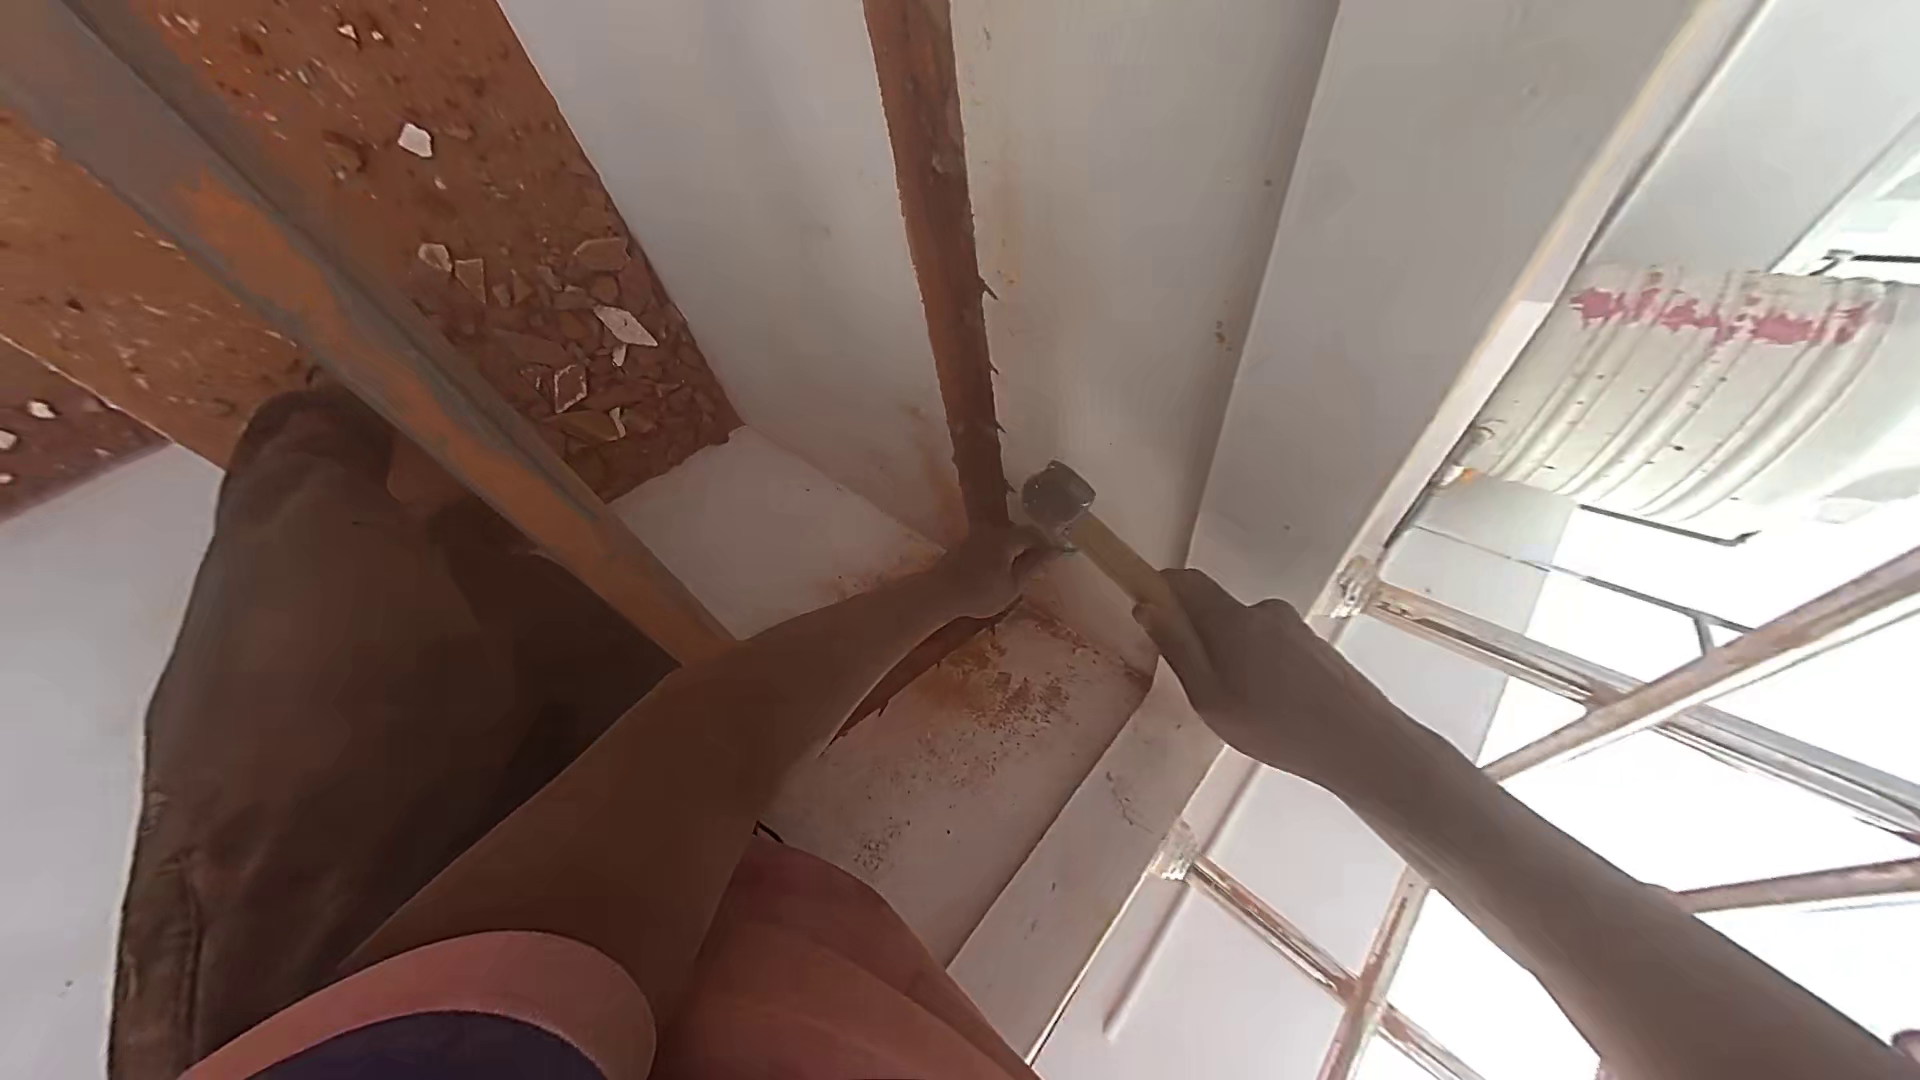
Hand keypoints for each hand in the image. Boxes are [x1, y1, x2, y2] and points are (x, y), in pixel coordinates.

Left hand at [929, 526, 1058, 618]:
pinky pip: (990, 544)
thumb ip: (1032, 566)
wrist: (940, 594)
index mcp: (1006, 538)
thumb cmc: (980, 592)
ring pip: (1002, 538)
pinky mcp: (965, 547)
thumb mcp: (1013, 584)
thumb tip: (1052, 551)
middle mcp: (991, 532)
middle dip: (1031, 544)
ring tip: (1021, 568)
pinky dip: (1001, 553)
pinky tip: (1000, 569)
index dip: (1046, 543)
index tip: (1055, 556)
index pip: (1032, 533)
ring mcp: (975, 538)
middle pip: (1017, 532)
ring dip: (1014, 549)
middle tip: (1040, 561)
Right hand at [1132, 569, 1428, 795]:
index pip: (1187, 580)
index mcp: (1231, 618)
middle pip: (1216, 609)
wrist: (1365, 746)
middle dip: (1200, 636)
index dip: (1163, 588)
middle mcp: (1263, 611)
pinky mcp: (1316, 646)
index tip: (1152, 613)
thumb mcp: (1207, 695)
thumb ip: (1176, 647)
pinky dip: (1262, 667)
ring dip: (1234, 656)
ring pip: (1245, 631)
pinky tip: (1275, 707)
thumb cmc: (1273, 724)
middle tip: (1202, 685)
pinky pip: (1272, 645)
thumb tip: (1147, 606)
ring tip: (1244, 706)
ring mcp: (1294, 628)